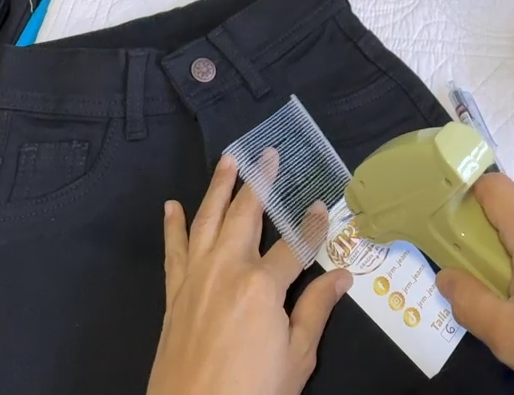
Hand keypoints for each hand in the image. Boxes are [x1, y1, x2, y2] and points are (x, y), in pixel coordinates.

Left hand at [146, 152, 352, 394]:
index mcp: (263, 285)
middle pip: (246, 214)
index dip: (312, 225)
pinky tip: (171, 206)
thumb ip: (316, 311)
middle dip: (260, 182)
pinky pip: (174, 251)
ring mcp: (196, 279)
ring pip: (208, 220)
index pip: (295, 244)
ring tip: (228, 160)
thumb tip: (342, 276)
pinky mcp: (174, 295)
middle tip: (268, 154)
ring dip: (218, 187)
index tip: (322, 204)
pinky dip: (173, 226)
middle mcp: (227, 269)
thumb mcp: (296, 360)